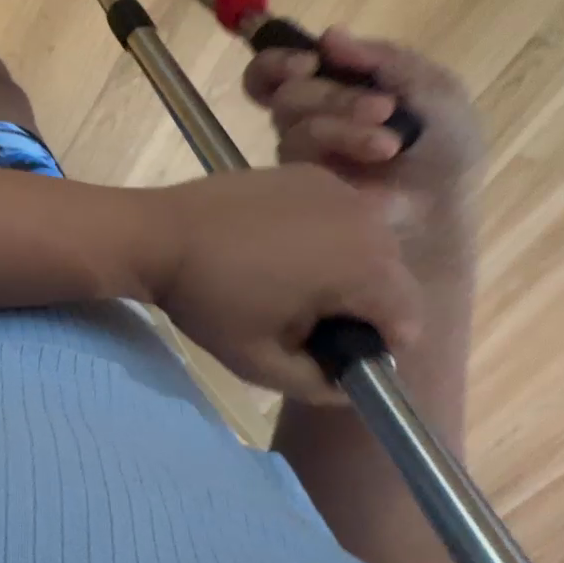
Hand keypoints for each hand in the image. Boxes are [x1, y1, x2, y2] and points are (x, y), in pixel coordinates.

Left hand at [152, 165, 421, 404]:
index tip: (326, 350)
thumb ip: (315, 384)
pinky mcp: (309, 173)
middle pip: (391, 281)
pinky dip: (320, 235)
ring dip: (342, 270)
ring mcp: (340, 189)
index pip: (406, 322)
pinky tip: (273, 248)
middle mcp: (370, 221)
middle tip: (299, 320)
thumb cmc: (207, 300)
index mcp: (368, 269)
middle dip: (359, 307)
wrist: (157, 236)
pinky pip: (336, 215)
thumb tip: (349, 389)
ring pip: (367, 245)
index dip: (371, 346)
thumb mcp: (258, 361)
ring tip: (285, 284)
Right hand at [243, 28, 484, 274]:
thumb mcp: (433, 89)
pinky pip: (297, 145)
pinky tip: (378, 151)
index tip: (308, 61)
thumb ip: (385, 59)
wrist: (442, 208)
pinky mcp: (291, 180)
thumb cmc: (445, 150)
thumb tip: (328, 36)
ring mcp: (296, 151)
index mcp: (334, 90)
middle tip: (380, 107)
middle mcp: (305, 118)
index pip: (276, 71)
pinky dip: (342, 138)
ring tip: (389, 141)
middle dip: (332, 94)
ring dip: (342, 117)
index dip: (278, 61)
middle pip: (285, 90)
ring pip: (291, 117)